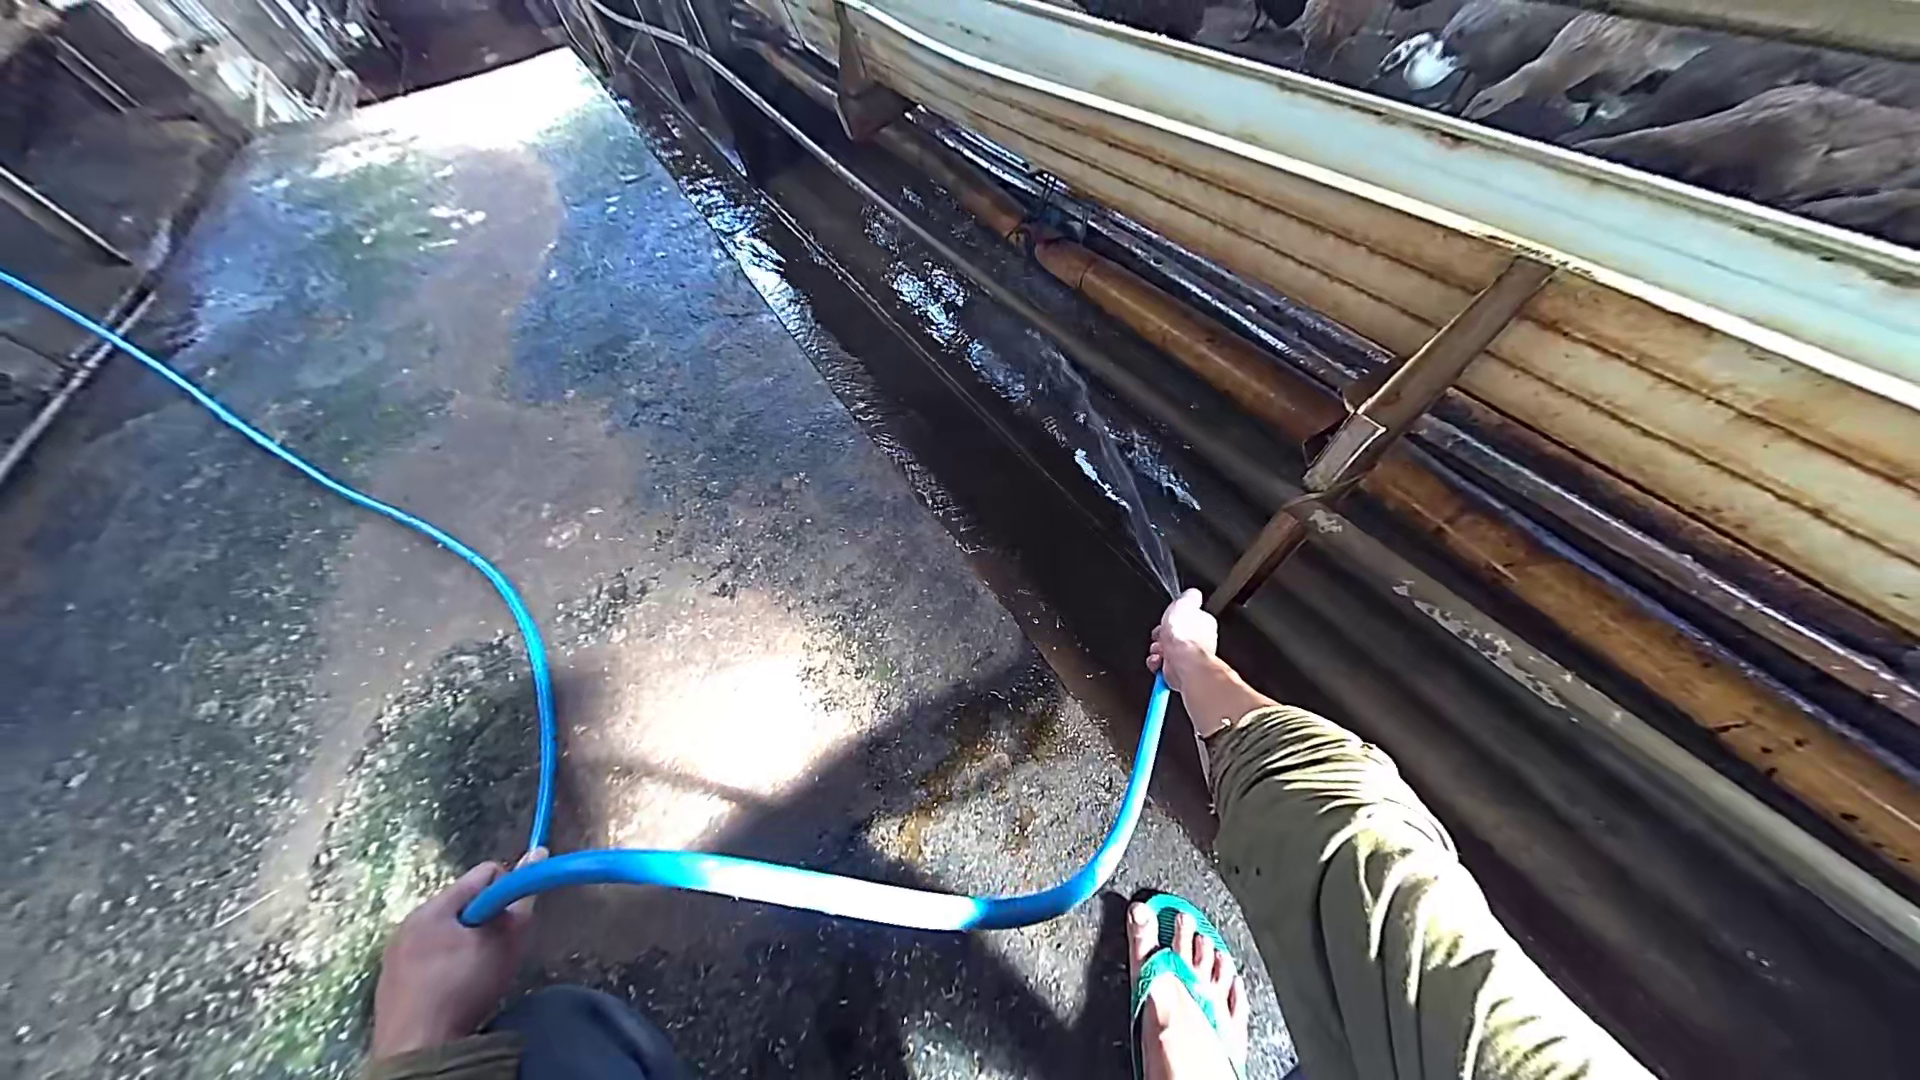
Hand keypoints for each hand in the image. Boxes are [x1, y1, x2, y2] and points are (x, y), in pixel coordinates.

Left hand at [368, 848, 544, 1059]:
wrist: (419, 1052)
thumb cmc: (466, 985)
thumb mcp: (508, 937)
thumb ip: (523, 894)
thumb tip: (538, 852)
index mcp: (434, 908)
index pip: (486, 872)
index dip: (508, 890)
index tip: (512, 919)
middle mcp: (409, 922)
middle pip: (467, 899)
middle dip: (487, 916)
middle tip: (495, 946)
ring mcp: (394, 952)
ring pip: (450, 926)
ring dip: (469, 938)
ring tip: (477, 967)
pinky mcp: (389, 979)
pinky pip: (431, 950)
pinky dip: (448, 958)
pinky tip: (455, 984)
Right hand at [1146, 588, 1219, 694]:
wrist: (1183, 662)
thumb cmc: (1185, 636)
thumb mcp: (1185, 603)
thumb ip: (1190, 597)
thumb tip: (1193, 593)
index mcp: (1203, 624)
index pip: (1185, 618)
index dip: (1171, 618)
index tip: (1166, 619)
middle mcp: (1198, 642)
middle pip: (1173, 635)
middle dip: (1162, 636)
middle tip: (1160, 636)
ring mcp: (1189, 658)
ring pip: (1165, 650)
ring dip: (1157, 650)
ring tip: (1160, 650)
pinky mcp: (1180, 671)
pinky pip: (1162, 666)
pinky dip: (1157, 664)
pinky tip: (1159, 661)